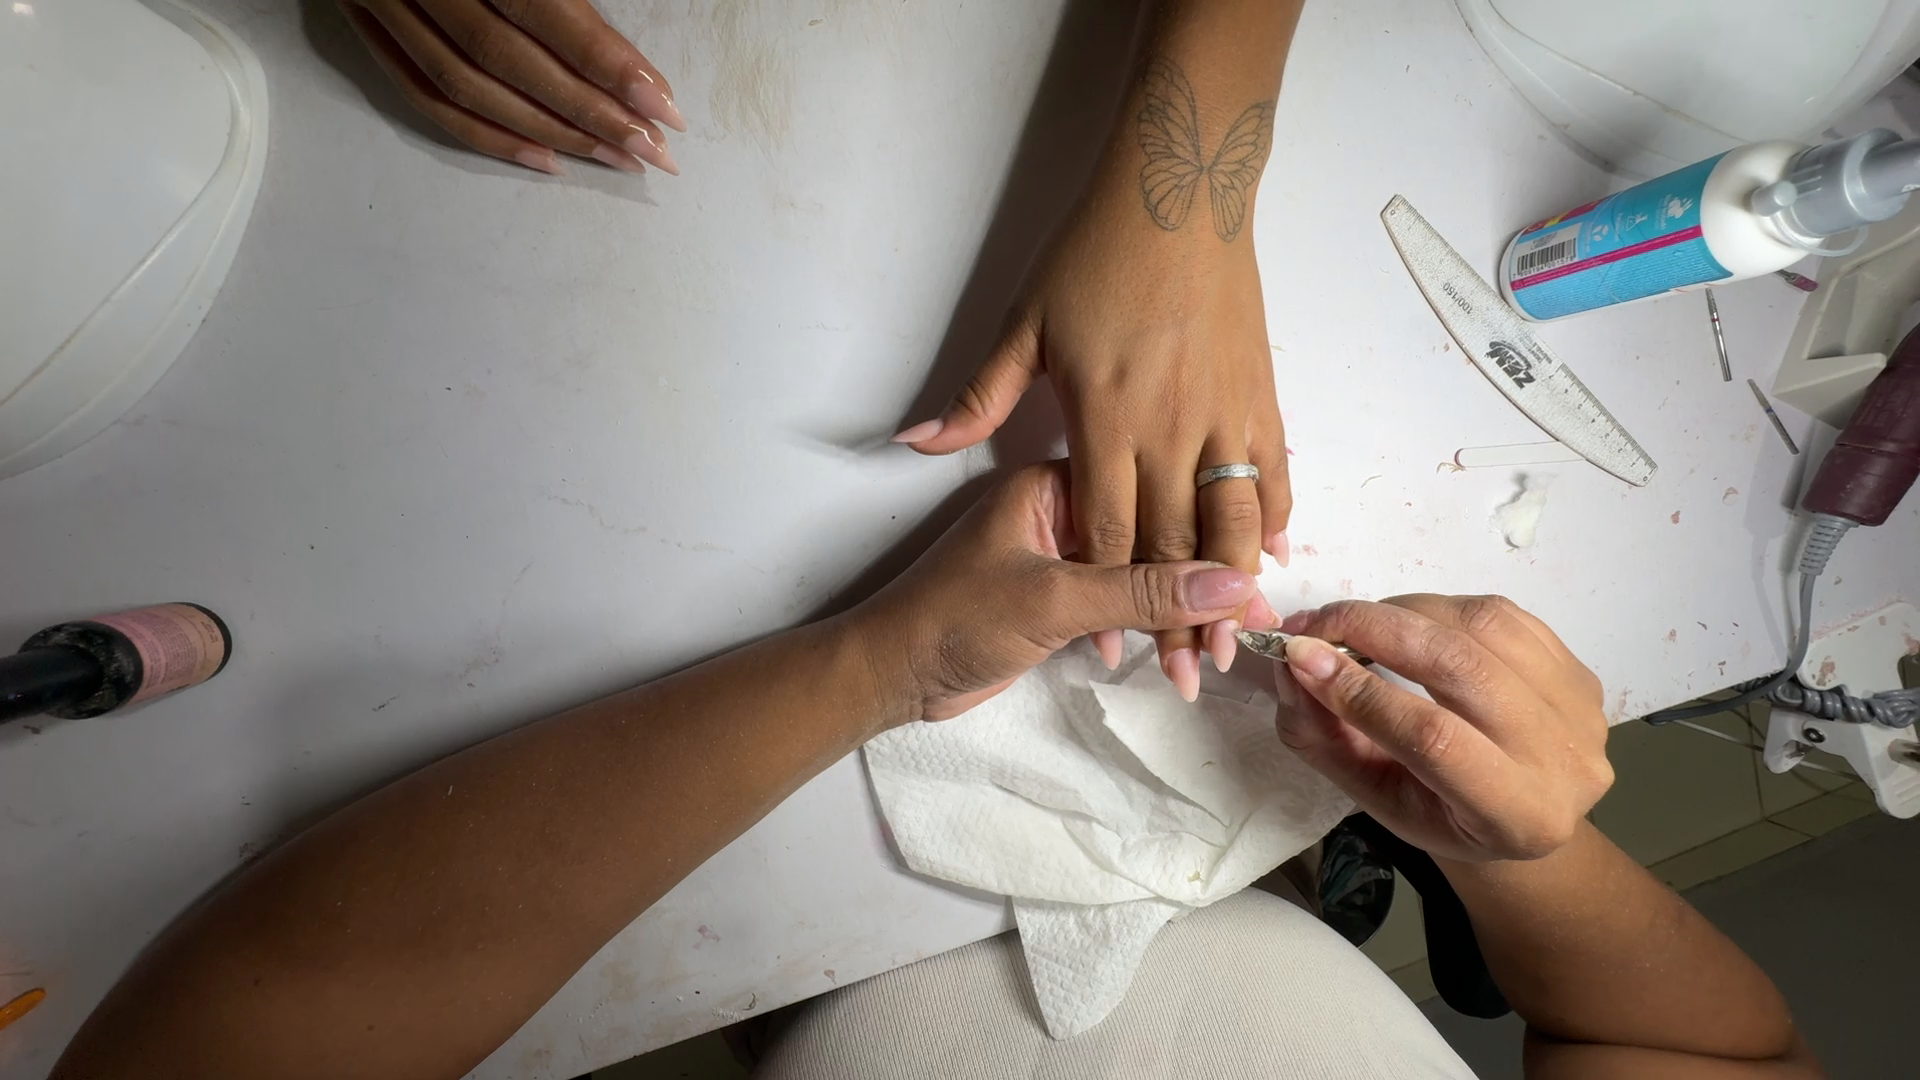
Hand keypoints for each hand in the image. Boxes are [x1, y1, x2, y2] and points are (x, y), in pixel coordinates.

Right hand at [339, 0, 684, 175]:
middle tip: (655, 151)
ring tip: (619, 160)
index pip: (542, 9)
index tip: (665, 108)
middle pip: (508, 60)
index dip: (609, 65)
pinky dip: (489, 137)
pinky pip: (423, 95)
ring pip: (470, 87)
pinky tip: (550, 162)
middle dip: (592, 114)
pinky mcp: (362, 18)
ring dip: (554, 134)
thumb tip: (632, 68)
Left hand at [853, 463, 1273, 722]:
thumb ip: (1137, 592)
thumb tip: (1229, 585)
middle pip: (1149, 535)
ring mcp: (1060, 555)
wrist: (896, 670)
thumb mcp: (1050, 601)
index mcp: (1050, 486)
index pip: (1144, 496)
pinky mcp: (1058, 596)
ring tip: (1233, 639)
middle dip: (1201, 578)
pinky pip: (1118, 600)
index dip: (1200, 535)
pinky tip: (1185, 642)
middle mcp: (1060, 512)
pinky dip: (1149, 622)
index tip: (1254, 575)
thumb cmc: (956, 619)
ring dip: (1179, 607)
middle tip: (1254, 616)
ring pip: (1137, 572)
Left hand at [893, 179, 1288, 700]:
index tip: (1131, 653)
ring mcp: (1223, 409)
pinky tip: (1279, 549)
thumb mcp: (1021, 326)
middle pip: (1178, 541)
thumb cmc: (1094, 256)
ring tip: (1241, 633)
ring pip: (1236, 516)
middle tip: (1196, 670)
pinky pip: (1273, 467)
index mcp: (1108, 420)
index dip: (1122, 600)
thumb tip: (916, 441)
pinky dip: (1278, 513)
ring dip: (1239, 581)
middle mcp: (1170, 426)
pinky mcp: (1259, 391)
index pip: (1115, 533)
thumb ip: (978, 399)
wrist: (1181, 188)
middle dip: (1187, 613)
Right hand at [1271, 595, 1612, 861]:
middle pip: (1461, 668)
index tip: (1297, 656)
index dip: (1359, 691)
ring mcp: (1581, 709)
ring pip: (1480, 626)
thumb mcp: (1362, 790)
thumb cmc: (1430, 810)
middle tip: (1311, 625)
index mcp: (1515, 815)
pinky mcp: (1579, 668)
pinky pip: (1499, 613)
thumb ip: (1318, 733)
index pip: (1433, 738)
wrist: (1515, 812)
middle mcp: (1567, 762)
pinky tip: (1406, 625)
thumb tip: (1292, 664)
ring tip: (1356, 625)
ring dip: (1400, 611)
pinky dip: (1435, 607)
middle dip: (1371, 631)